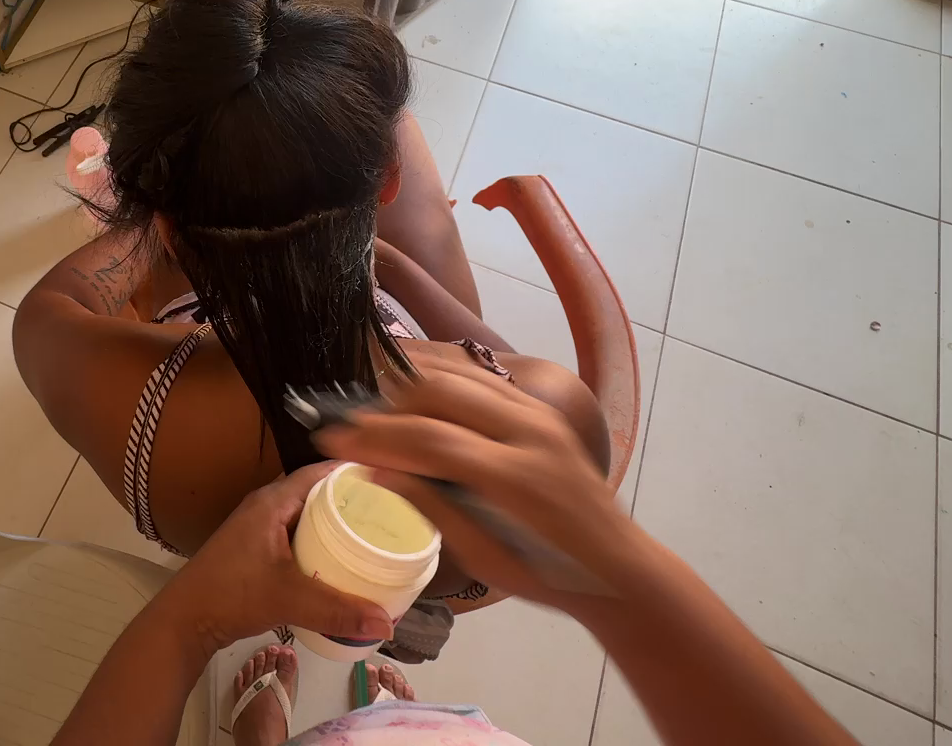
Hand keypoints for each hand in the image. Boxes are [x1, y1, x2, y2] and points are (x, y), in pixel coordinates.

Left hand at [159, 463, 393, 652]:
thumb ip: (338, 609)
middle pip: (314, 491)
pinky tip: (339, 558)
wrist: (187, 618)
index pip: (318, 472)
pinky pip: (296, 532)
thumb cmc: (233, 594)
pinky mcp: (257, 545)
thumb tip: (388, 622)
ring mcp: (260, 525)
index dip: (350, 472)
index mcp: (273, 501)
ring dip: (333, 521)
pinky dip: (319, 539)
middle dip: (348, 498)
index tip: (385, 478)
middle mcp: (267, 505)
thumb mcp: (289, 599)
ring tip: (371, 532)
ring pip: (305, 514)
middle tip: (388, 509)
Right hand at [316, 353, 639, 605]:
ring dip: (409, 388)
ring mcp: (537, 412)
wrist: (619, 566)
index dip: (375, 436)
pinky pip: (478, 377)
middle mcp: (528, 431)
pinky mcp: (539, 406)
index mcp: (517, 478)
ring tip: (379, 414)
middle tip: (354, 428)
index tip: (332, 438)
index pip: (430, 440)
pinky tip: (415, 398)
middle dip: (386, 405)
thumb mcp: (484, 559)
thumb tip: (375, 469)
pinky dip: (438, 381)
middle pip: (439, 392)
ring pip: (456, 375)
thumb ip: (430, 506)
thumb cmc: (547, 577)